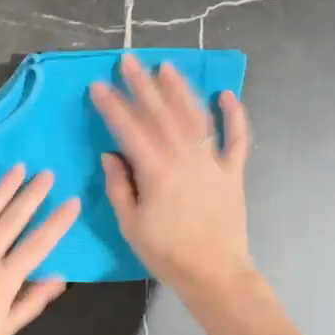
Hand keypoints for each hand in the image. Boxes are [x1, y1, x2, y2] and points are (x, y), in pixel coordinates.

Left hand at [0, 164, 78, 334]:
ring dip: (1, 190)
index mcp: (4, 281)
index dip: (57, 223)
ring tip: (17, 168)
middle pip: (11, 222)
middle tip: (47, 174)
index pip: (37, 245)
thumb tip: (59, 278)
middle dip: (31, 196)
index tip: (72, 202)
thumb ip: (32, 302)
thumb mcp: (5, 330)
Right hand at [89, 56, 254, 297]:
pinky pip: (236, 138)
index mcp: (156, 172)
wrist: (213, 272)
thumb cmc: (165, 254)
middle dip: (143, 86)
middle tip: (128, 62)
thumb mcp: (131, 224)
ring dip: (180, 90)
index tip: (98, 87)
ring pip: (195, 117)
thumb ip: (120, 186)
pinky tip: (226, 95)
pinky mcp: (232, 172)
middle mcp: (185, 158)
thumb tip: (111, 155)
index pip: (130, 130)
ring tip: (166, 67)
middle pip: (162, 114)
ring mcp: (212, 162)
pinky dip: (234, 115)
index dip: (113, 107)